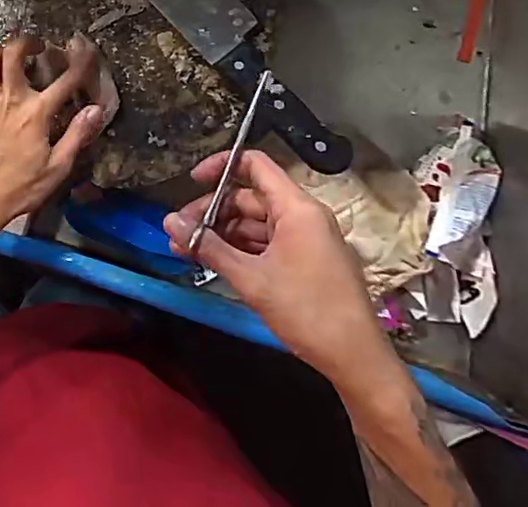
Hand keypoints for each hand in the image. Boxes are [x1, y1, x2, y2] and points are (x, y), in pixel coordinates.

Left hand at [0, 36, 106, 233]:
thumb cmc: (22, 186)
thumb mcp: (58, 167)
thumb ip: (77, 135)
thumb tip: (96, 110)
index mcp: (35, 114)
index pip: (64, 81)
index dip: (79, 62)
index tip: (86, 49)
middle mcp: (9, 100)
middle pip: (12, 56)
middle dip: (26, 43)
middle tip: (37, 45)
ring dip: (0, 51)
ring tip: (10, 53)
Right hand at [163, 150, 387, 381]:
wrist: (358, 363)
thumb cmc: (308, 313)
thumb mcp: (251, 278)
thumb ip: (207, 246)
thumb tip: (169, 222)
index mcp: (296, 209)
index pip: (254, 164)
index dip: (220, 165)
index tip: (192, 180)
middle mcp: (302, 217)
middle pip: (246, 197)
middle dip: (210, 211)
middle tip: (180, 230)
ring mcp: (305, 239)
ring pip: (252, 222)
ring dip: (220, 233)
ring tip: (187, 248)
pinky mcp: (304, 260)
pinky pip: (263, 242)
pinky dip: (237, 248)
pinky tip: (212, 260)